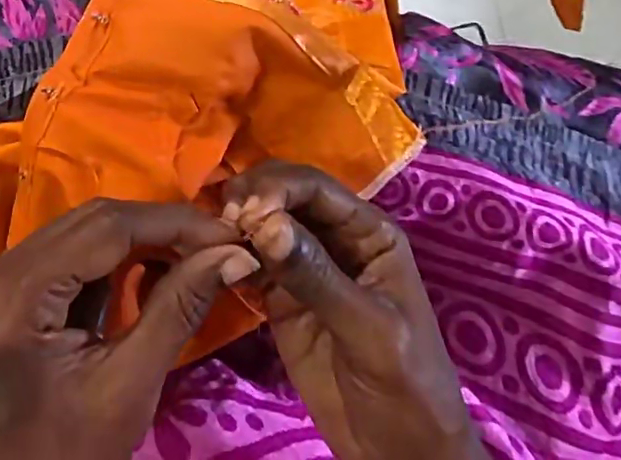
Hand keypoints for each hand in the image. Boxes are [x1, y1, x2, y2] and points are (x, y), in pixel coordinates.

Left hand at [0, 199, 259, 459]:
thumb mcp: (126, 391)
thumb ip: (177, 309)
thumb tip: (233, 255)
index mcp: (16, 295)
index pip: (104, 229)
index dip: (172, 223)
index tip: (229, 234)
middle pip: (90, 221)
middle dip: (159, 227)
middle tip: (217, 243)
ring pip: (80, 230)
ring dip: (139, 238)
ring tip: (194, 253)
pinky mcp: (3, 289)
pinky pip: (66, 253)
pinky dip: (112, 258)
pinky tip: (152, 267)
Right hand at [225, 162, 483, 459]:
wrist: (401, 457)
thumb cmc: (408, 390)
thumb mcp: (371, 332)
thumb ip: (317, 277)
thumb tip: (266, 224)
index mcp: (367, 231)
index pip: (315, 188)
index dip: (277, 188)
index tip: (244, 211)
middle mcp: (333, 235)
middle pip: (283, 192)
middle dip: (252, 196)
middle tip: (225, 219)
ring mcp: (303, 262)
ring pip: (262, 220)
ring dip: (235, 221)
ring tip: (214, 236)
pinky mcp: (278, 293)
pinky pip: (248, 258)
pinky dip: (228, 252)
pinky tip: (212, 256)